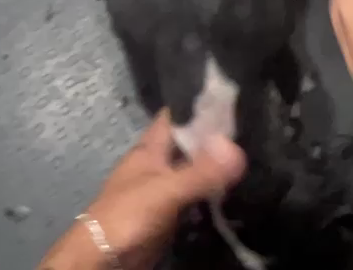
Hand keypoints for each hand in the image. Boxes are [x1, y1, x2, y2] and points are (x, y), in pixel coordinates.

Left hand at [58, 112, 244, 269]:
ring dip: (212, 170)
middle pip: (185, 144)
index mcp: (150, 148)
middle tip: (248, 134)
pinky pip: (192, 199)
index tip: (228, 98)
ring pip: (190, 172)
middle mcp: (156, 164)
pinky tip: (230, 196)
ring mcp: (161, 190)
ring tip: (248, 162)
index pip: (174, 116)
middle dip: (212, 139)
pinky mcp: (166, 215)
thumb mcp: (166, 189)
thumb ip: (199, 171)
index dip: (196, 105)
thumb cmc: (128, 212)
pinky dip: (208, 197)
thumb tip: (235, 146)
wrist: (104, 256)